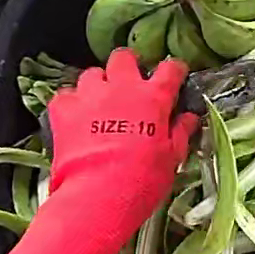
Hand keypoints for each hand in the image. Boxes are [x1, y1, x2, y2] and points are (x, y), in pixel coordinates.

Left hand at [0, 49, 200, 253]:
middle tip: (129, 84)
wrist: (97, 196)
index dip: (174, 69)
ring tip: (99, 103)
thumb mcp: (171, 159)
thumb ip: (180, 132)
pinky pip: (66, 95)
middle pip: (123, 58)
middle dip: (127, 66)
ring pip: (92, 74)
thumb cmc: (142, 179)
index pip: (170, 68)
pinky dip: (71, 103)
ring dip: (98, 85)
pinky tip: (75, 117)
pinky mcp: (63, 109)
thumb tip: (190, 117)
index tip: (174, 75)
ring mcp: (90, 95)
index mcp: (153, 97)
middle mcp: (121, 87)